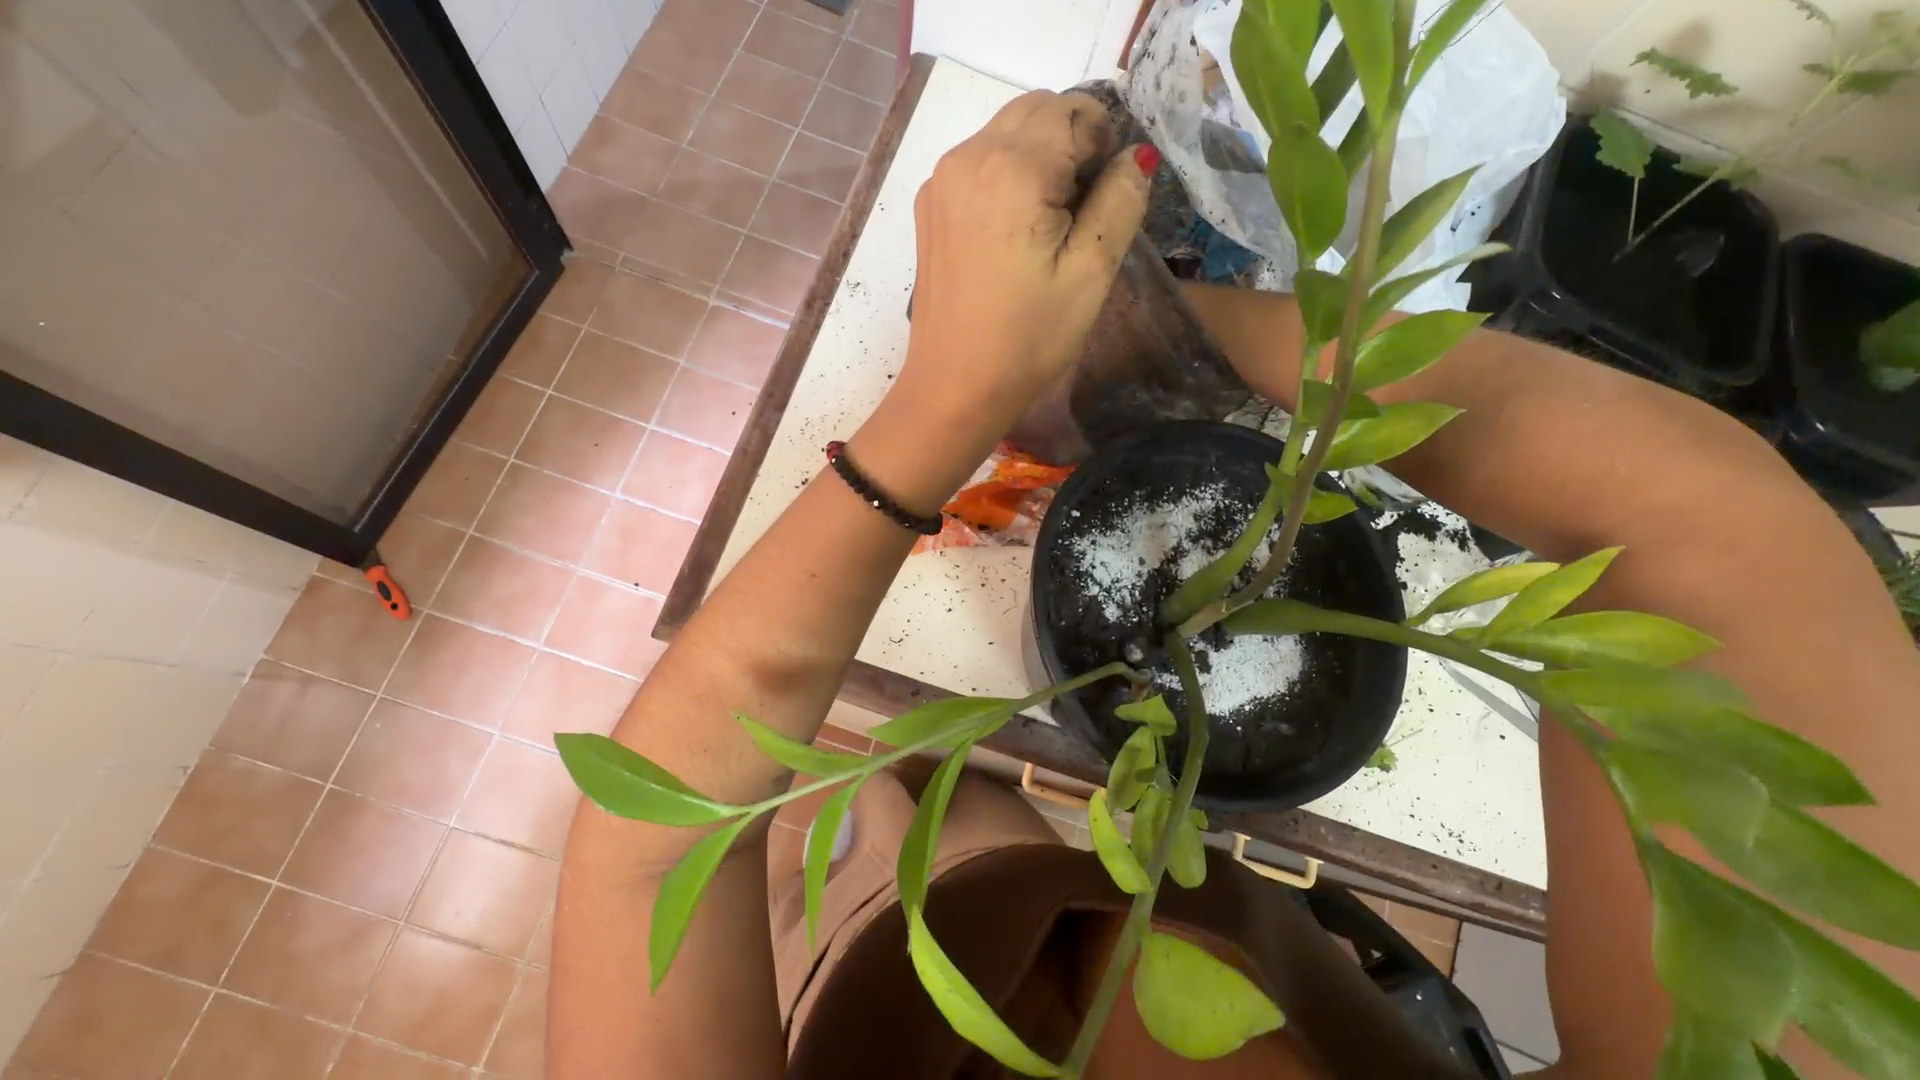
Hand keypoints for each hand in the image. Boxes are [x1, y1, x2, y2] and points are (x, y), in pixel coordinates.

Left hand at [898, 91, 1155, 433]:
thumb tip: (1137, 155)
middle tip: (1084, 210)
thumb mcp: (1092, 273)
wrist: (954, 386)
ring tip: (1050, 224)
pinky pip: (979, 161)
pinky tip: (1015, 232)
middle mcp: (968, 156)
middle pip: (1036, 109)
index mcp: (1011, 168)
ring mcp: (941, 179)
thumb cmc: (1028, 339)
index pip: (1075, 111)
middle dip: (1072, 141)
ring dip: (1039, 156)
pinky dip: (1007, 174)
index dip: (1105, 143)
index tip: (1109, 196)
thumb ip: (1121, 200)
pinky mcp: (930, 204)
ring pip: (1006, 131)